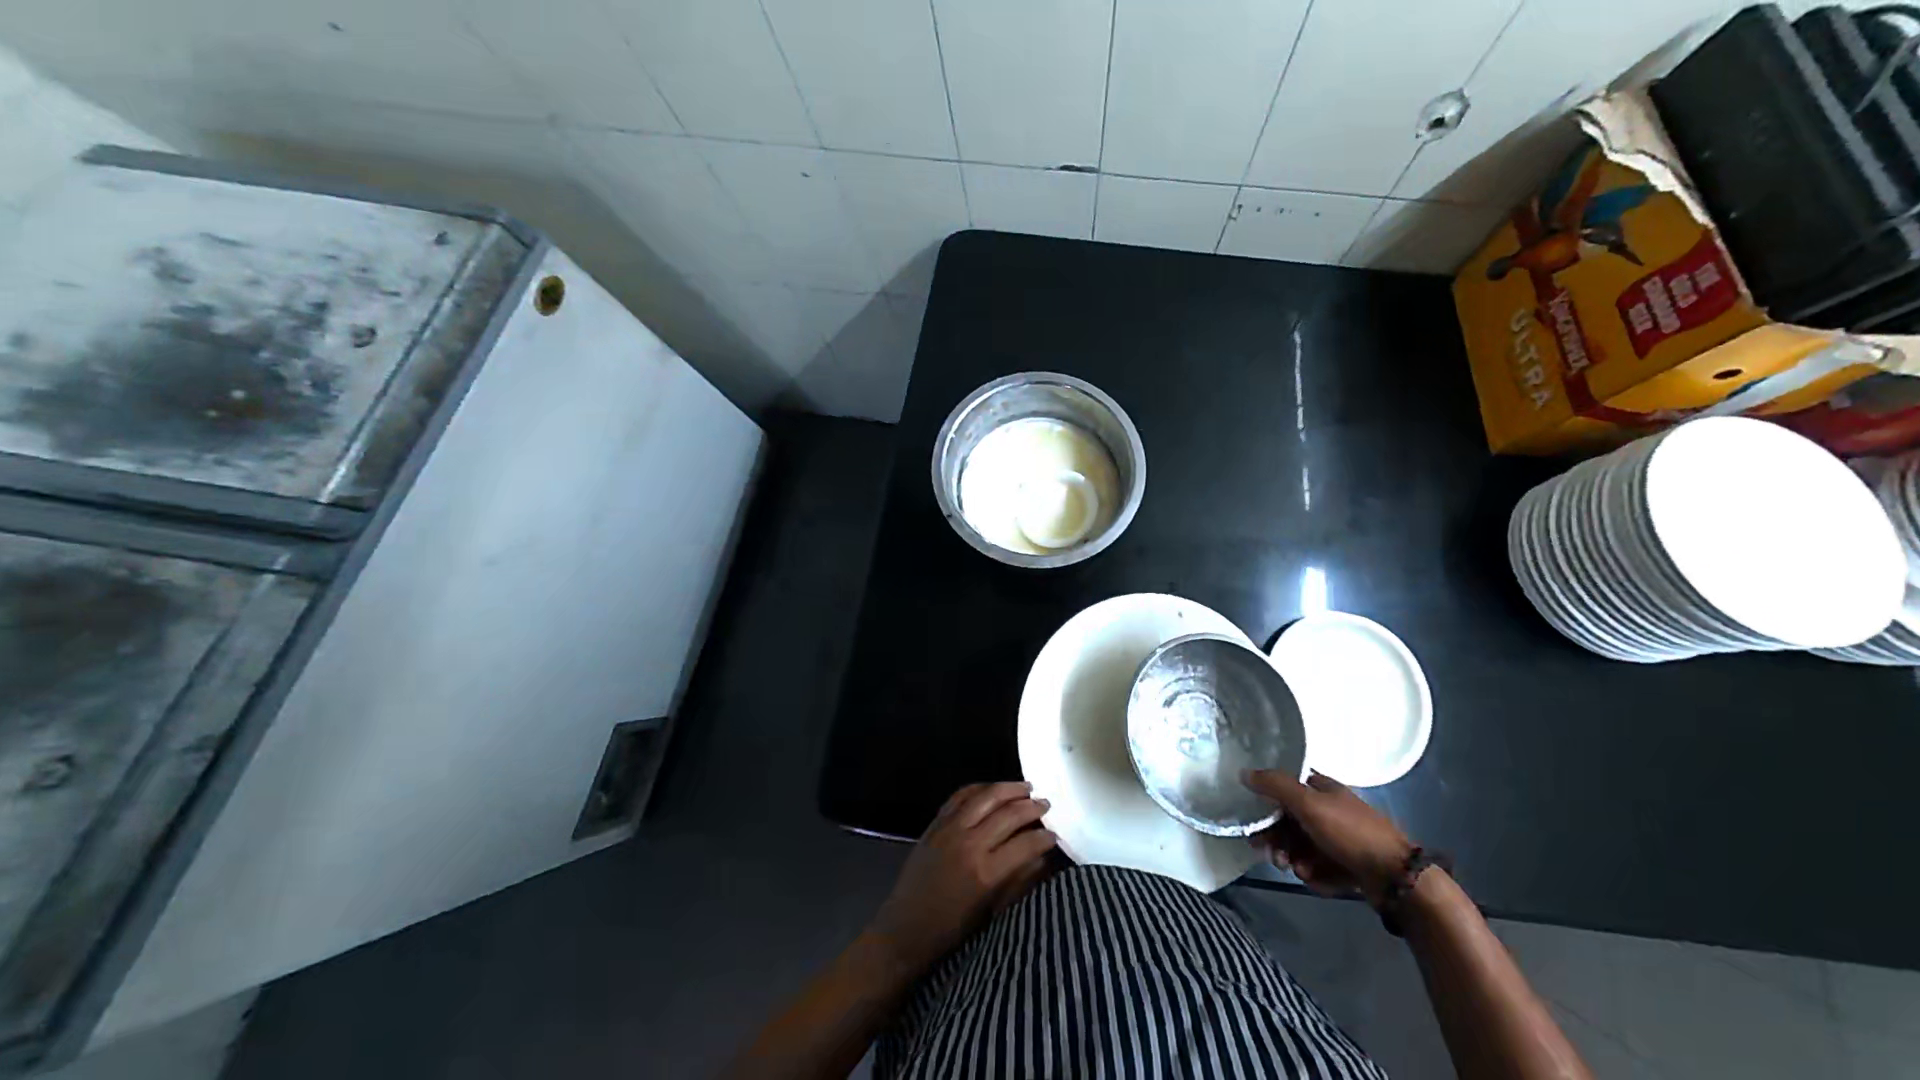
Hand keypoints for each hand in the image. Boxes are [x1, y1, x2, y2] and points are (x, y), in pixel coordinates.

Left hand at [868, 782, 1057, 972]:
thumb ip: (1018, 880)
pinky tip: (992, 789)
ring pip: (985, 797)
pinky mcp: (935, 824)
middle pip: (1008, 814)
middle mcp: (969, 843)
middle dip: (1031, 807)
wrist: (905, 930)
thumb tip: (1042, 858)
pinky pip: (960, 796)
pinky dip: (979, 788)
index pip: (1026, 843)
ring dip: (1008, 789)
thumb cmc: (952, 931)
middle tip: (1046, 805)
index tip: (1055, 834)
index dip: (1045, 837)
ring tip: (1025, 788)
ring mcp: (949, 829)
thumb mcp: (991, 912)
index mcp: (986, 872)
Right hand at [1246, 770, 1413, 905]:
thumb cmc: (1349, 832)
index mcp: (1322, 790)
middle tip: (1272, 855)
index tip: (1254, 821)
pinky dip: (1316, 875)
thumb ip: (1275, 786)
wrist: (1395, 877)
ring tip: (1298, 870)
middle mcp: (1329, 812)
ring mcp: (1339, 840)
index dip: (1267, 804)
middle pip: (1290, 823)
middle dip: (1278, 840)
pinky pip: (1319, 867)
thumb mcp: (1309, 803)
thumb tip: (1244, 772)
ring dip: (1294, 859)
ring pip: (1302, 848)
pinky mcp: (1346, 865)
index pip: (1285, 789)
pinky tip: (1319, 879)